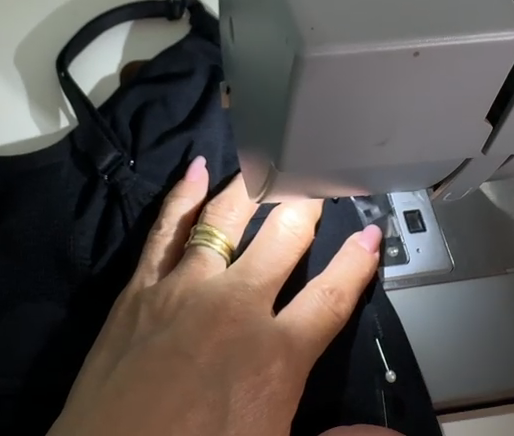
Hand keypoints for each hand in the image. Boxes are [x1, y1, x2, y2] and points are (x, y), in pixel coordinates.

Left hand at [49, 156, 394, 435]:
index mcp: (276, 354)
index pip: (330, 296)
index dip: (356, 262)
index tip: (370, 232)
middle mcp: (237, 306)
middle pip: (283, 237)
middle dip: (307, 202)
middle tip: (319, 173)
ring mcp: (187, 288)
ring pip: (226, 219)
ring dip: (252, 187)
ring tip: (270, 159)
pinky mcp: (142, 287)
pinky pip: (167, 229)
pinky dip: (183, 196)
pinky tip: (196, 170)